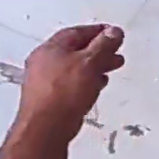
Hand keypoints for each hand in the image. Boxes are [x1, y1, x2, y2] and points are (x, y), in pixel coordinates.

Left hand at [9, 24, 125, 150]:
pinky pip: (70, 82)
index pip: (77, 32)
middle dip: (99, 50)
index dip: (99, 31)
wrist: (47, 128)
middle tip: (114, 51)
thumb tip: (113, 32)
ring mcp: (45, 80)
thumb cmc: (62, 95)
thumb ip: (104, 45)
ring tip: (110, 68)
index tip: (113, 33)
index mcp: (51, 48)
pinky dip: (85, 80)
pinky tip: (95, 86)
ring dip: (94, 66)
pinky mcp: (50, 97)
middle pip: (76, 49)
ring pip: (74, 66)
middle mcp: (44, 62)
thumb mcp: (90, 63)